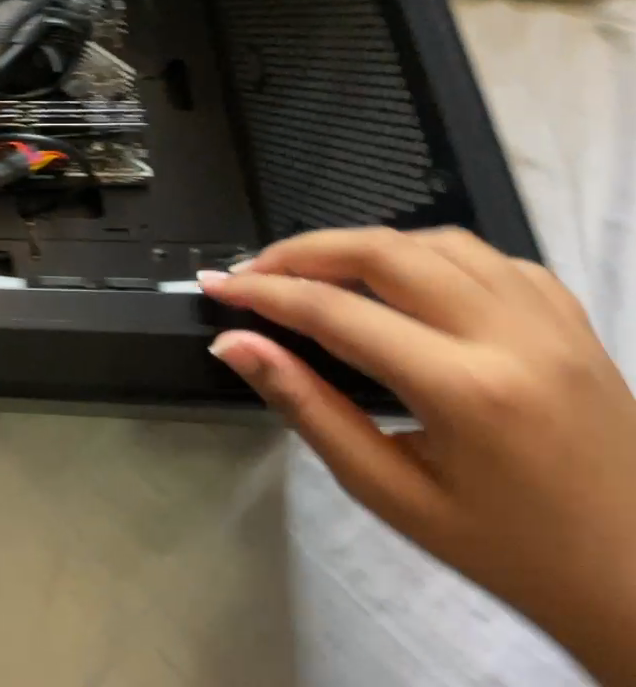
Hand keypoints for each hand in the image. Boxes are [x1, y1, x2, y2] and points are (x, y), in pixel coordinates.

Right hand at [201, 227, 635, 683]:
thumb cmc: (508, 550)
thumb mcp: (386, 489)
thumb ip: (304, 405)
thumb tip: (235, 345)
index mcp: (467, 389)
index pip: (334, 310)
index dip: (261, 291)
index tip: (214, 286)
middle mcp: (517, 340)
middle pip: (386, 251)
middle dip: (302, 251)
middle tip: (253, 272)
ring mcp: (557, 328)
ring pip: (440, 241)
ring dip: (364, 246)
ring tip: (315, 272)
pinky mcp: (577, 329)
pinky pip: (495, 260)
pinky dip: (431, 255)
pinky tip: (402, 283)